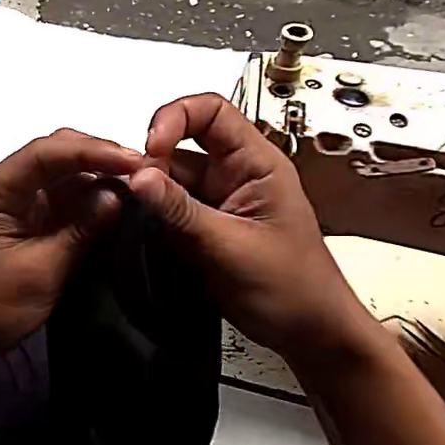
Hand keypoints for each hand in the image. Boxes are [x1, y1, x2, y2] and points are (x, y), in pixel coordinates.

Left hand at [0, 129, 145, 365]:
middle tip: (144, 168)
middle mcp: (5, 186)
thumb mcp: (41, 269)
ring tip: (142, 179)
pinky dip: (95, 194)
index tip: (131, 160)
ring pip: (66, 171)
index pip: (42, 155)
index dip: (89, 152)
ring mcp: (22, 200)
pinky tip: (122, 197)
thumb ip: (80, 230)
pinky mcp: (36, 217)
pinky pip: (69, 195)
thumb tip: (118, 195)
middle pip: (55, 154)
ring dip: (101, 173)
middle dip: (99, 156)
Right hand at [128, 94, 378, 364]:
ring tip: (144, 217)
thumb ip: (181, 211)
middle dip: (153, 162)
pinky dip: (153, 218)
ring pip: (169, 179)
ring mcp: (216, 201)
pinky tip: (151, 233)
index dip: (175, 118)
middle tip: (137, 188)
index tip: (151, 147)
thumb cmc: (295, 288)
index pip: (210, 112)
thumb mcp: (231, 245)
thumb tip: (140, 178)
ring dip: (151, 194)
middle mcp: (234, 175)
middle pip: (180, 144)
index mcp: (257, 163)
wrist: (306, 333)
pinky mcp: (202, 226)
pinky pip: (167, 209)